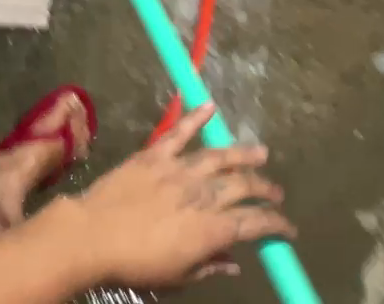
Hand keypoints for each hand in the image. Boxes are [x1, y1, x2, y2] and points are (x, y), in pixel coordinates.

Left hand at [66, 104, 292, 288]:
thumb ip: (210, 266)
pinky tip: (210, 106)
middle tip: (277, 191)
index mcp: (210, 229)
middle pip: (241, 186)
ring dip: (242, 154)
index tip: (288, 228)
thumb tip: (234, 262)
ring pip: (218, 157)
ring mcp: (177, 170)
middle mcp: (201, 195)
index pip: (254, 223)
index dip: (276, 225)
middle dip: (264, 189)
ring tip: (261, 152)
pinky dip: (195, 117)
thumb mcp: (179, 277)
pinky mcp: (154, 154)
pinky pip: (179, 132)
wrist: (94, 234)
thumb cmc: (136, 263)